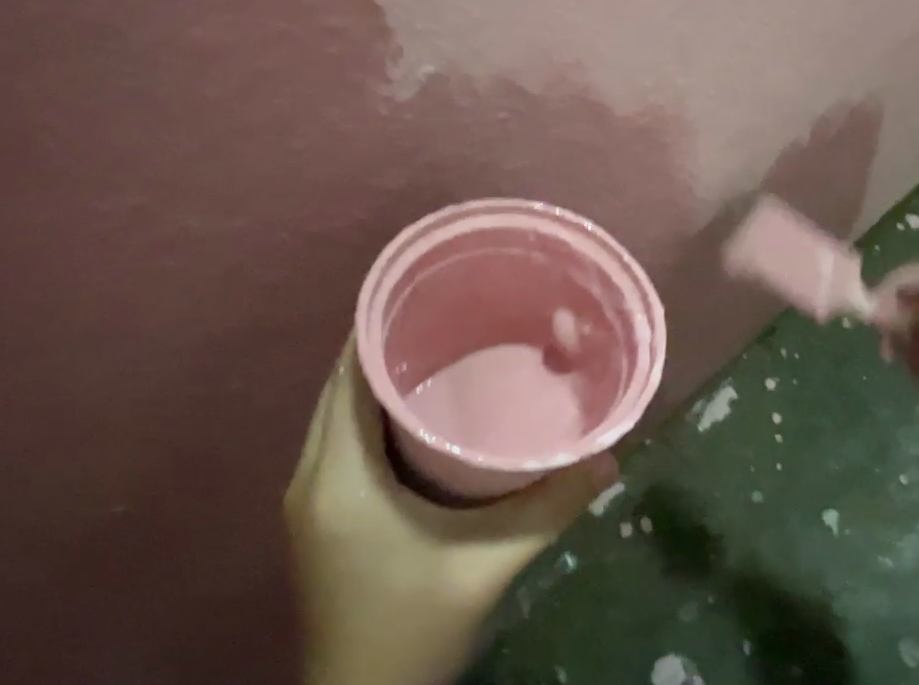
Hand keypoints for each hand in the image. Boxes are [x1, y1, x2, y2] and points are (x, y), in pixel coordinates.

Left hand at [283, 338, 614, 684]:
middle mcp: (310, 475)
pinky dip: (370, 413)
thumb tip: (610, 456)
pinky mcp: (319, 517)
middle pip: (340, 386)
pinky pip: (339, 440)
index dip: (380, 324)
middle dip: (386, 344)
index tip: (428, 290)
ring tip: (438, 349)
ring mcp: (308, 498)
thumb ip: (550, 507)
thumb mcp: (487, 565)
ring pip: (337, 413)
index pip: (348, 373)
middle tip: (448, 314)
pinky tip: (416, 412)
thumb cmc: (413, 629)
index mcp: (339, 474)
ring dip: (376, 379)